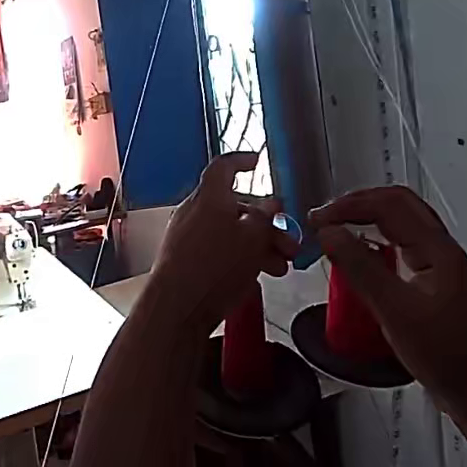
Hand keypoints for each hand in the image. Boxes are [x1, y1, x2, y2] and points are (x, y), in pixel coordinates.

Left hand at [145, 152, 298, 338]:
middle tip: (289, 242)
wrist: (177, 305)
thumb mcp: (253, 238)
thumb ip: (266, 217)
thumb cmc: (216, 265)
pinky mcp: (185, 257)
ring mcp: (187, 234)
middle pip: (234, 205)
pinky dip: (239, 256)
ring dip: (258, 244)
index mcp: (209, 196)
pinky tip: (257, 275)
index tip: (256, 161)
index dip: (241, 161)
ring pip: (229, 230)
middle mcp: (195, 210)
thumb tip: (271, 203)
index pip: (223, 167)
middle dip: (266, 222)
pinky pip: (217, 248)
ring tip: (280, 266)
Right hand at [310, 186, 466, 405]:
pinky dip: (375, 236)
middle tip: (327, 215)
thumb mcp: (394, 310)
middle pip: (398, 203)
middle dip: (357, 203)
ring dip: (367, 216)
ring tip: (338, 228)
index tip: (320, 219)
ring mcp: (440, 263)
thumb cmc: (449, 357)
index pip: (387, 206)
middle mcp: (442, 250)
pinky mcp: (434, 278)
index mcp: (437, 250)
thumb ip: (359, 267)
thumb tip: (330, 233)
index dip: (347, 207)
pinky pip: (402, 241)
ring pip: (401, 220)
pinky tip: (361, 251)